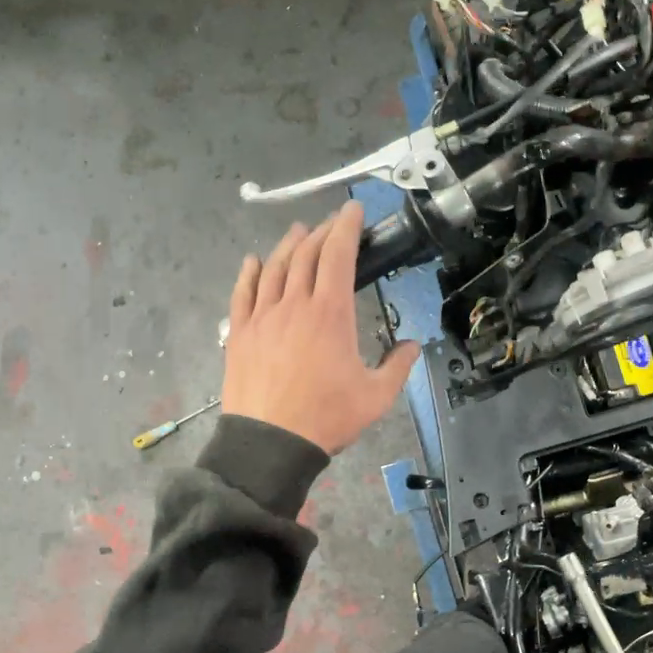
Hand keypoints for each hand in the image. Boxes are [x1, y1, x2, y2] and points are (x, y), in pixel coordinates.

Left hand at [223, 201, 418, 454]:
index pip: (338, 255)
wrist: (271, 443)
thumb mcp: (376, 397)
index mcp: (331, 313)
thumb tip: (412, 347)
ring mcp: (263, 316)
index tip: (353, 210)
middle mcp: (294, 304)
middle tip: (332, 223)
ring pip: (275, 267)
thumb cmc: (327, 417)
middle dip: (322, 232)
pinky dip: (250, 272)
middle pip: (306, 254)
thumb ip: (398, 367)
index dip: (347, 227)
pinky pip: (243, 292)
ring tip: (298, 233)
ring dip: (288, 245)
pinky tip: (254, 262)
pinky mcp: (240, 332)